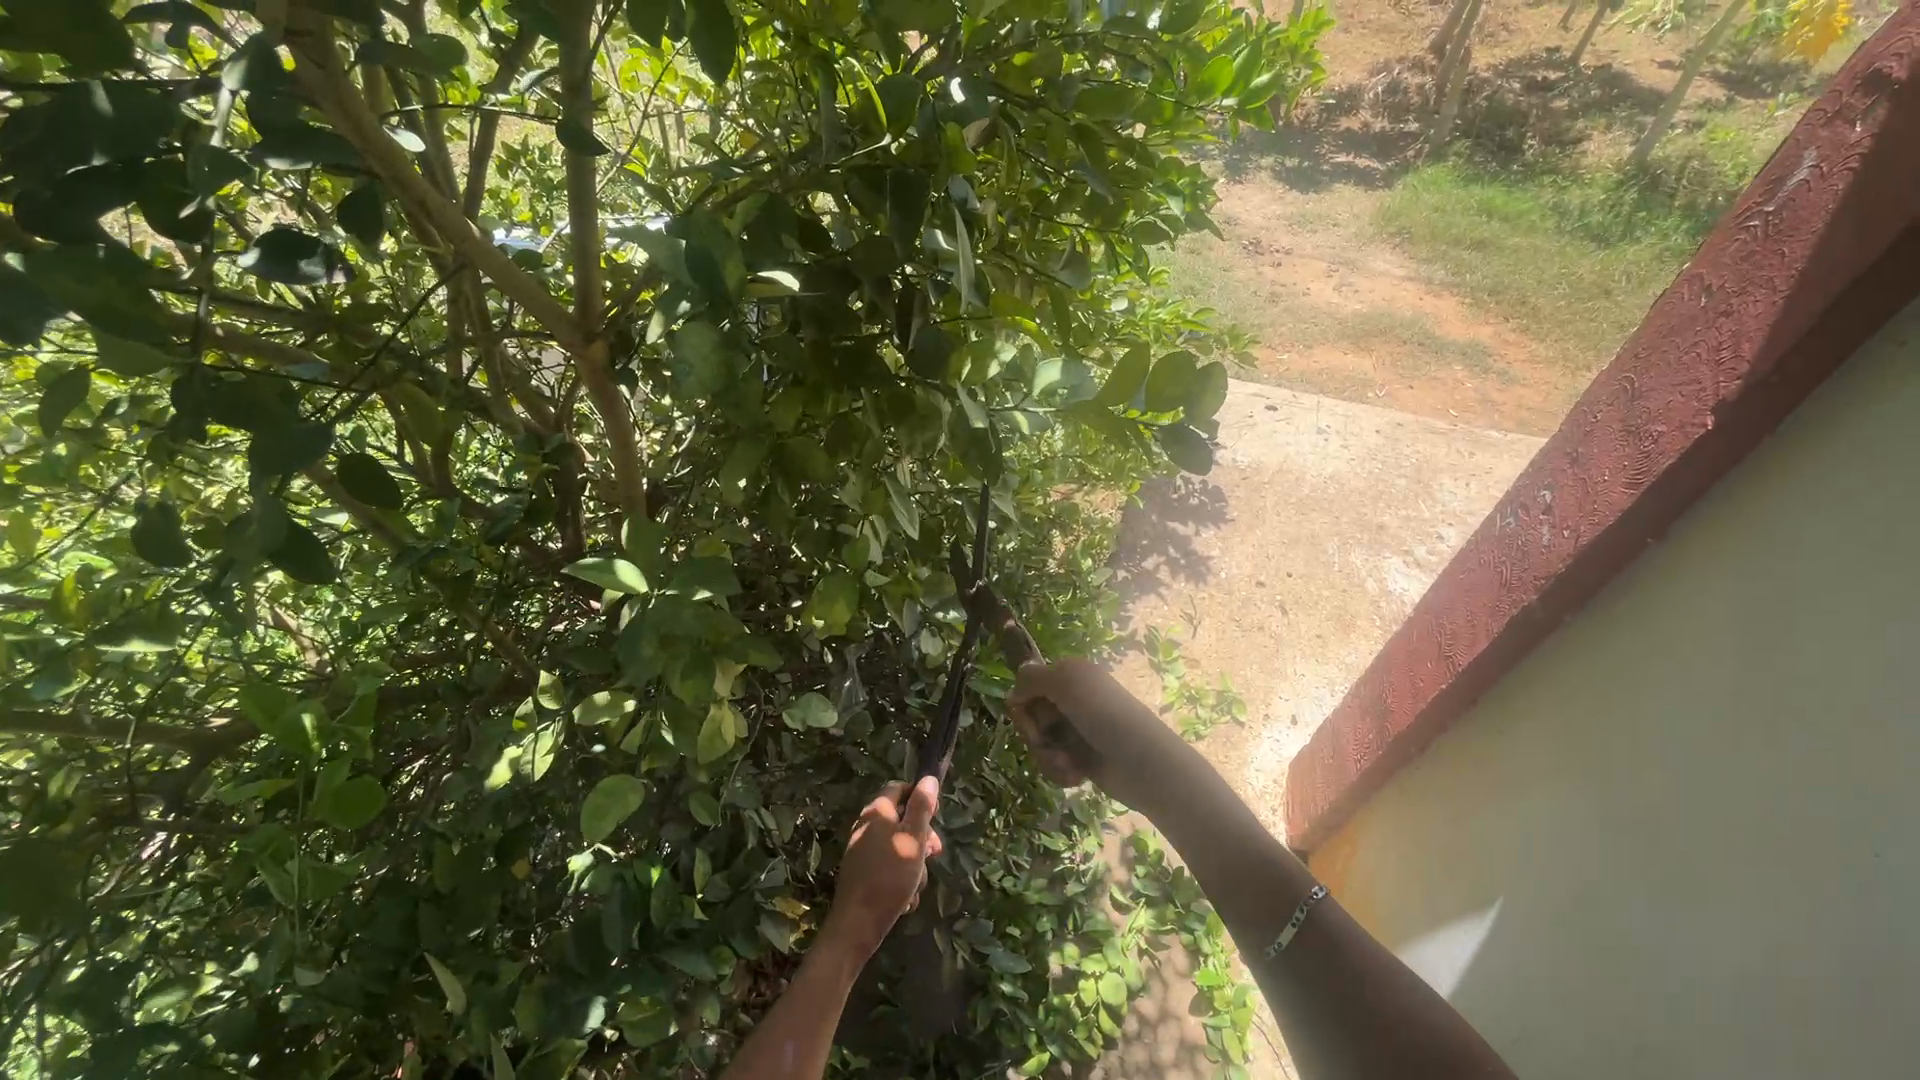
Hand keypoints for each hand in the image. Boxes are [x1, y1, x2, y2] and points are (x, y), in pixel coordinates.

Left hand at [823, 777, 943, 956]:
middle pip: (902, 820)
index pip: (899, 788)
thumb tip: (929, 779)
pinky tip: (906, 899)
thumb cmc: (890, 875)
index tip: (936, 816)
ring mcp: (863, 851)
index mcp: (877, 811)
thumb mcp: (914, 838)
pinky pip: (890, 869)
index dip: (920, 797)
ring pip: (900, 848)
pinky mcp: (864, 874)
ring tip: (916, 885)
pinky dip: (901, 881)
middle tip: (935, 854)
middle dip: (922, 838)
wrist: (858, 923)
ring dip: (914, 865)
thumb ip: (922, 807)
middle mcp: (867, 826)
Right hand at [1008, 659, 1183, 809]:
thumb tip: (1014, 688)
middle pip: (1029, 717)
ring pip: (1038, 744)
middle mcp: (1072, 700)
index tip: (1028, 715)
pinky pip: (1052, 764)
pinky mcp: (1080, 759)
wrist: (1142, 763)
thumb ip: (1032, 678)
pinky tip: (1077, 775)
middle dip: (1035, 734)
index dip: (1023, 703)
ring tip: (1069, 764)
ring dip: (1048, 757)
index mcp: (1070, 675)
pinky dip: (1060, 771)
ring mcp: (1076, 731)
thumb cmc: (1104, 716)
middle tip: (1049, 741)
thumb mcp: (1066, 683)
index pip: (1027, 685)